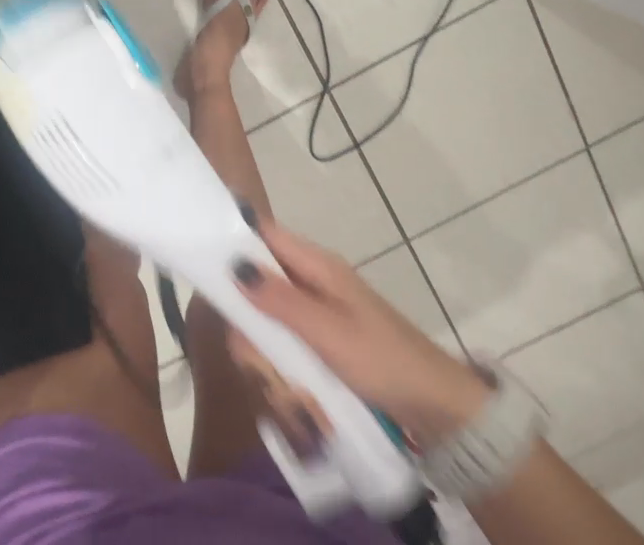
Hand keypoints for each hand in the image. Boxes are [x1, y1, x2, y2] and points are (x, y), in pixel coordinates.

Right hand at [230, 226, 492, 444]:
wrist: (438, 408)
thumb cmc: (384, 362)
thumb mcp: (328, 333)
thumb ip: (280, 300)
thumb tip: (234, 264)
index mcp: (319, 267)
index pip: (265, 236)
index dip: (234, 243)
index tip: (206, 270)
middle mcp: (314, 284)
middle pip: (257, 285)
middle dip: (249, 324)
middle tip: (256, 358)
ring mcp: (318, 316)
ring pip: (266, 321)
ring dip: (266, 354)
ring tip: (283, 384)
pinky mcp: (322, 345)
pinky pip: (284, 346)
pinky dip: (282, 367)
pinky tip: (292, 391)